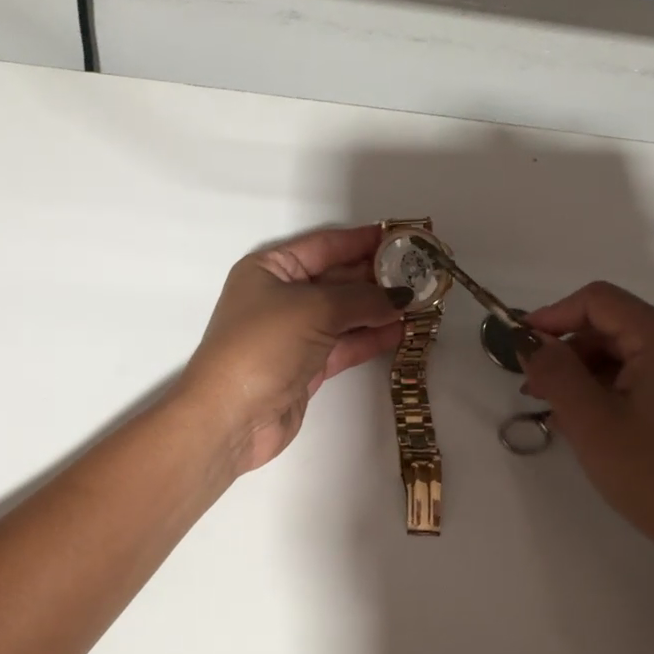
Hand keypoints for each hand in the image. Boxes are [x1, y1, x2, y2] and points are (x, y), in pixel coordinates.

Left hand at [180, 225, 407, 473]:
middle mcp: (280, 297)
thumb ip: (362, 299)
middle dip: (377, 277)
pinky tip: (402, 331)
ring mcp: (293, 333)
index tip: (403, 238)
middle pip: (337, 279)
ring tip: (422, 302)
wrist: (231, 415)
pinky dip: (371, 337)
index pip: (324, 246)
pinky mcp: (305, 367)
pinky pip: (345, 344)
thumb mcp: (314, 309)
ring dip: (379, 309)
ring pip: (344, 314)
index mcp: (269, 269)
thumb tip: (402, 296)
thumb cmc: (263, 345)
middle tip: (422, 274)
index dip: (362, 241)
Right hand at [519, 282, 653, 579]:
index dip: (552, 315)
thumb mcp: (592, 424)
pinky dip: (624, 389)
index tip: (519, 346)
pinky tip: (605, 425)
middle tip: (536, 390)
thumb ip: (555, 373)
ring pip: (639, 355)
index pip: (600, 301)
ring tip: (566, 414)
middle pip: (620, 326)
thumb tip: (531, 343)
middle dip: (572, 351)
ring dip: (595, 374)